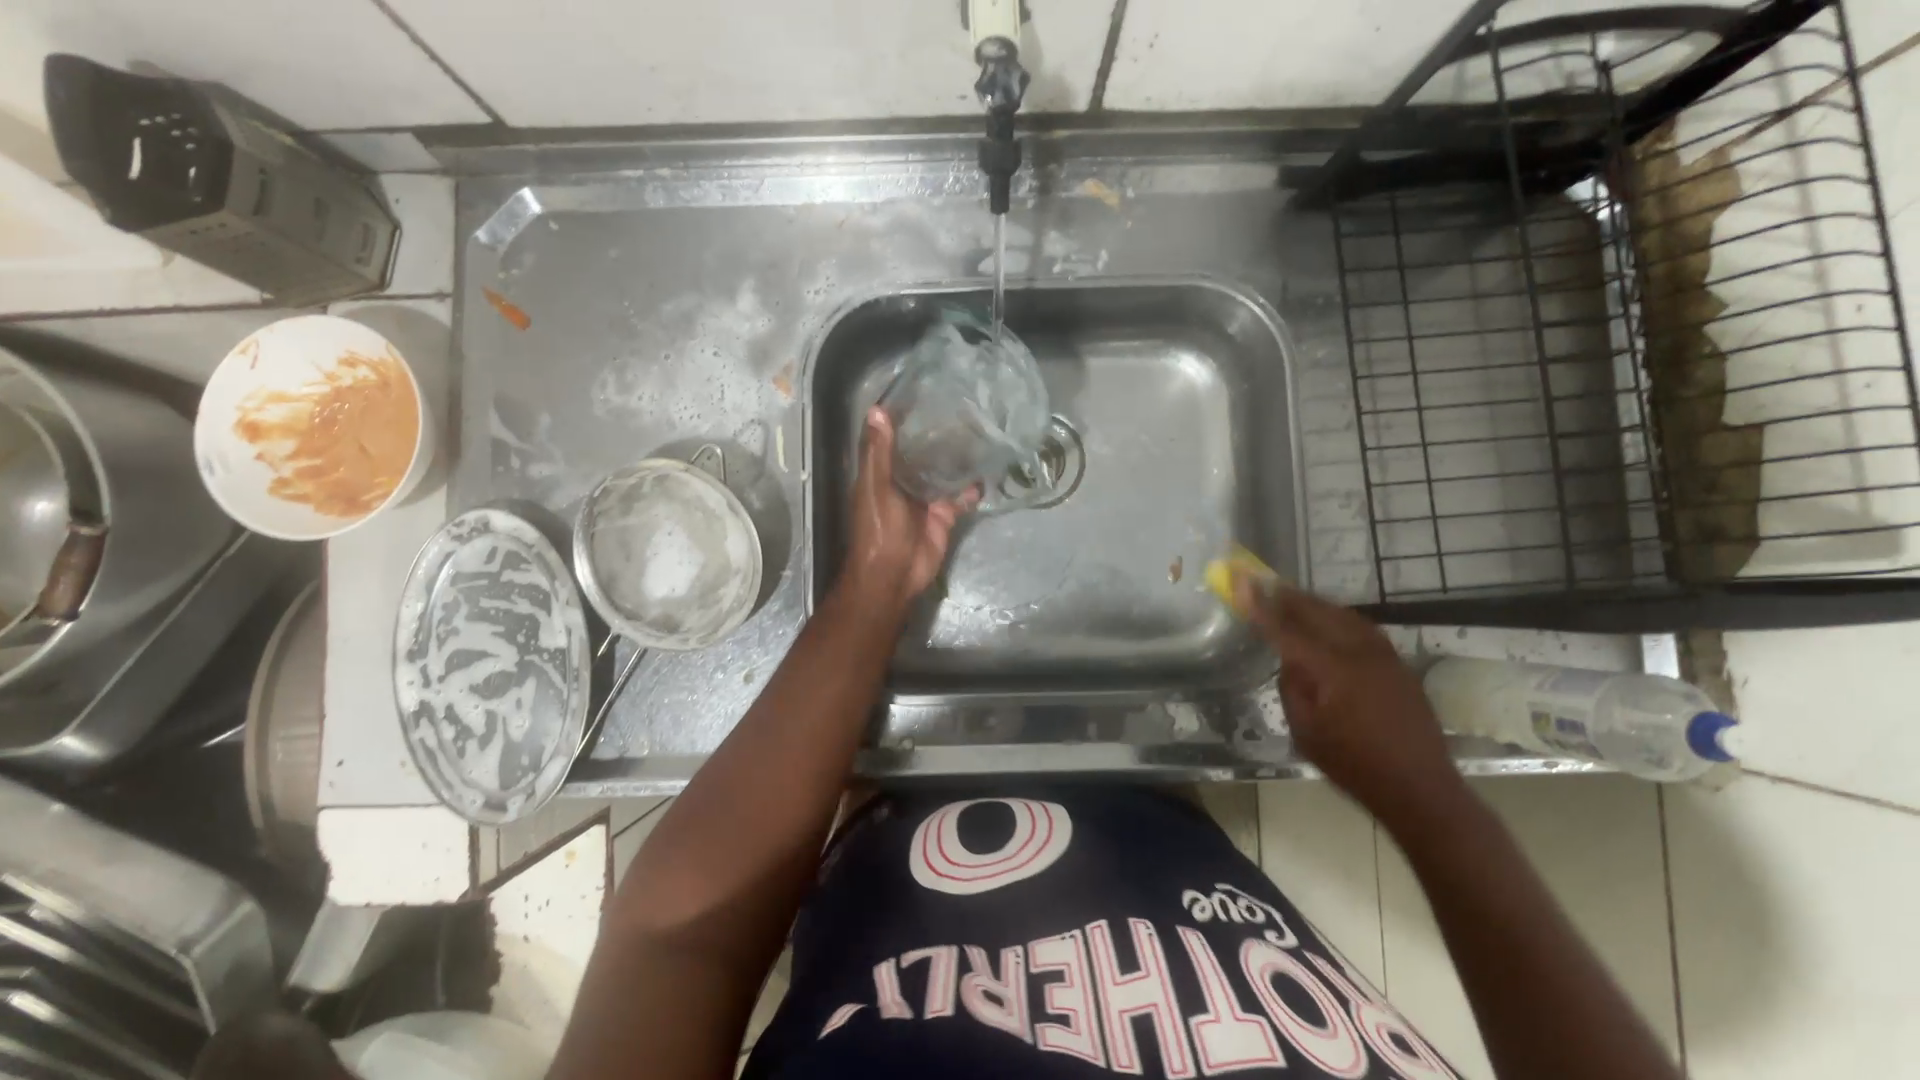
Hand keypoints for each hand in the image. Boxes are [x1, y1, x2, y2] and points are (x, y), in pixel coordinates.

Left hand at [845, 407, 975, 612]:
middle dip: (936, 435)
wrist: (894, 575)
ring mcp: (925, 499)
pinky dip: (972, 486)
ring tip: (980, 430)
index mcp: (880, 473)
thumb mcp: (875, 486)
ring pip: (943, 472)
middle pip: (920, 454)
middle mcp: (903, 482)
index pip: (891, 439)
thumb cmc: (878, 529)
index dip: (902, 418)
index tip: (922, 391)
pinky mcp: (944, 515)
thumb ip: (878, 452)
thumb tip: (877, 410)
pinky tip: (988, 468)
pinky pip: (960, 496)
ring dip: (957, 457)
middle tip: (961, 406)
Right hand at [1234, 578, 1462, 819]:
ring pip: (1342, 614)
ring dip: (1313, 604)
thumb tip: (1290, 661)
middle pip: (1316, 611)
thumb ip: (1293, 688)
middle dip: (1287, 597)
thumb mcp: (1306, 732)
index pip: (1286, 629)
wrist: (1419, 786)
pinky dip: (1337, 617)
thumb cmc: (1354, 765)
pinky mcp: (1397, 663)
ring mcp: (1383, 654)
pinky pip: (1361, 627)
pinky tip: (1328, 620)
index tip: (1240, 581)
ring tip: (1290, 597)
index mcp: (1332, 668)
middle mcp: (1359, 651)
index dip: (1260, 605)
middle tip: (1261, 582)